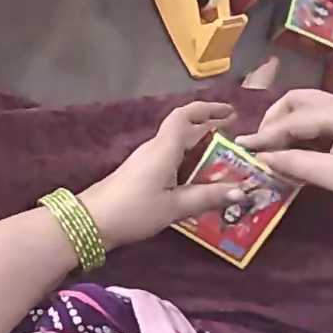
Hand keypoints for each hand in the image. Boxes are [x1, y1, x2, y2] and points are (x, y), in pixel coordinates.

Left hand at [79, 102, 245, 248]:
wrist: (91, 222)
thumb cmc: (134, 210)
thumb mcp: (174, 206)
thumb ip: (207, 197)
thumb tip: (241, 192)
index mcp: (164, 148)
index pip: (186, 116)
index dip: (208, 110)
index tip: (230, 112)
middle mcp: (154, 148)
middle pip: (183, 129)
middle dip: (208, 127)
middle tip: (233, 135)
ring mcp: (144, 161)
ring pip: (176, 144)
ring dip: (198, 145)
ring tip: (221, 157)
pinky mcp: (139, 174)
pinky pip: (168, 159)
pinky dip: (186, 160)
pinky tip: (196, 176)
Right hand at [237, 90, 332, 217]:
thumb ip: (297, 164)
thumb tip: (263, 159)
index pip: (293, 119)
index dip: (265, 134)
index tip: (240, 147)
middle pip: (299, 101)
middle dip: (275, 120)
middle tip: (259, 144)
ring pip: (310, 109)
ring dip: (288, 125)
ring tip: (272, 148)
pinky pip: (322, 120)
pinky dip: (304, 132)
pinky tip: (295, 150)